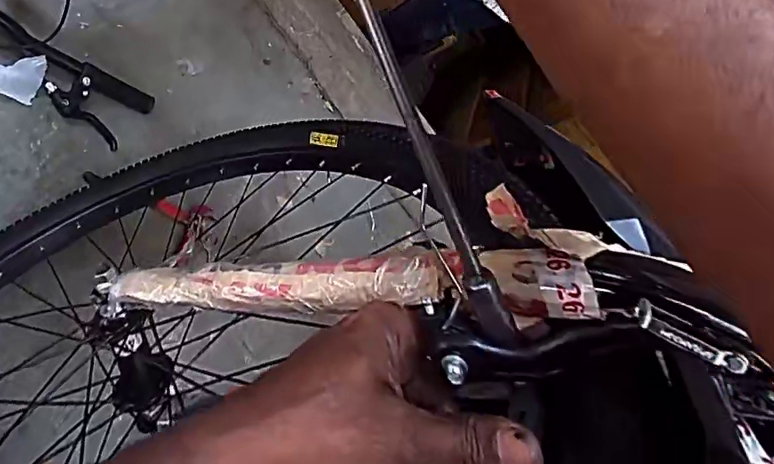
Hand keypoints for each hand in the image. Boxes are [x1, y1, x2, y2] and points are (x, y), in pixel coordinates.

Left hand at [114, 303, 540, 463]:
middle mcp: (377, 339)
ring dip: (446, 435)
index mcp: (388, 323)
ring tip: (478, 451)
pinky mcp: (353, 405)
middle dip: (469, 416)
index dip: (491, 370)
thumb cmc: (309, 426)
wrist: (248, 454)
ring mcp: (365, 374)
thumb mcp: (398, 435)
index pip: (456, 338)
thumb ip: (462, 440)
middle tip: (505, 447)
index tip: (525, 399)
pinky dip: (419, 440)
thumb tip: (522, 444)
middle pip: (443, 377)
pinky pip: (401, 417)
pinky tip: (431, 454)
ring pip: (424, 403)